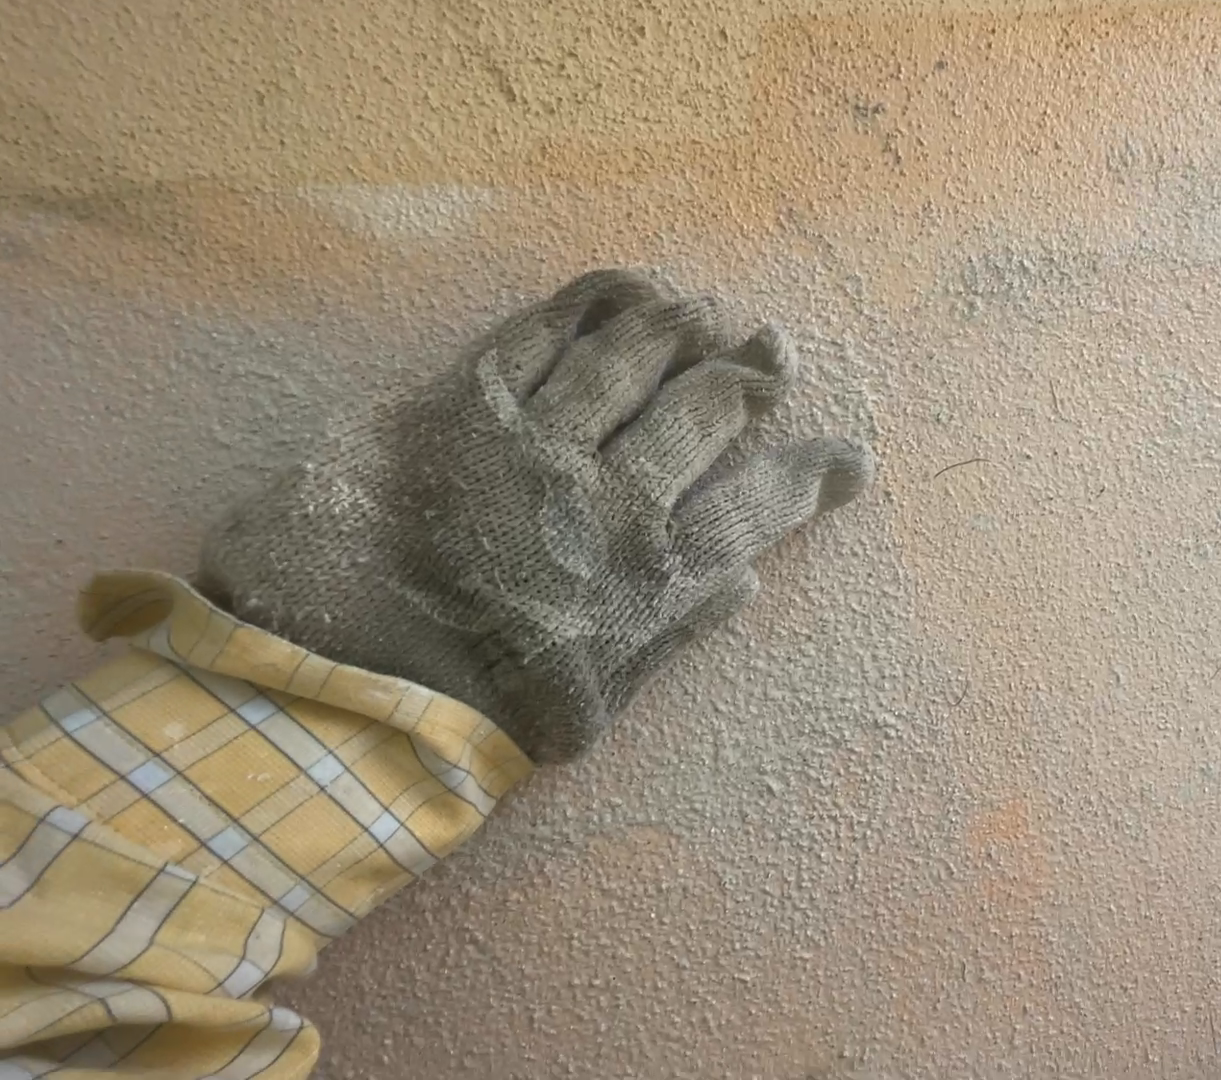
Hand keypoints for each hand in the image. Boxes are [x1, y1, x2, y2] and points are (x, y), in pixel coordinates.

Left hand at [199, 269, 873, 761]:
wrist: (335, 697)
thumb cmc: (486, 707)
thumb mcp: (604, 701)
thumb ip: (682, 633)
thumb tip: (751, 581)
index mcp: (646, 572)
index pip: (754, 512)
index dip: (810, 480)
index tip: (853, 459)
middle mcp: (604, 497)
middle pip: (698, 415)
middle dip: (748, 377)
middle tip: (776, 350)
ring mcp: (530, 447)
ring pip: (624, 362)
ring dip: (676, 329)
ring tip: (704, 308)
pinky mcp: (455, 410)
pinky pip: (531, 339)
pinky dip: (583, 305)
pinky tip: (620, 285)